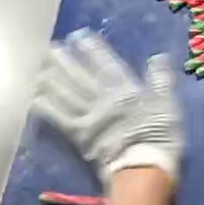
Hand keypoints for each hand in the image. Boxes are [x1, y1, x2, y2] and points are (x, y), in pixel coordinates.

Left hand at [32, 29, 181, 185]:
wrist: (142, 167)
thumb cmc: (160, 137)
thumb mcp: (168, 106)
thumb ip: (161, 81)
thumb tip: (157, 58)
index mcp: (125, 89)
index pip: (105, 63)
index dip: (90, 49)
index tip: (77, 36)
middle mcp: (102, 98)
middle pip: (79, 75)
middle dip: (64, 60)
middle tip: (50, 48)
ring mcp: (88, 116)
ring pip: (66, 93)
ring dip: (52, 79)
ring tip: (40, 68)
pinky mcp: (78, 135)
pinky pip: (59, 117)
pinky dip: (47, 106)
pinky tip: (36, 97)